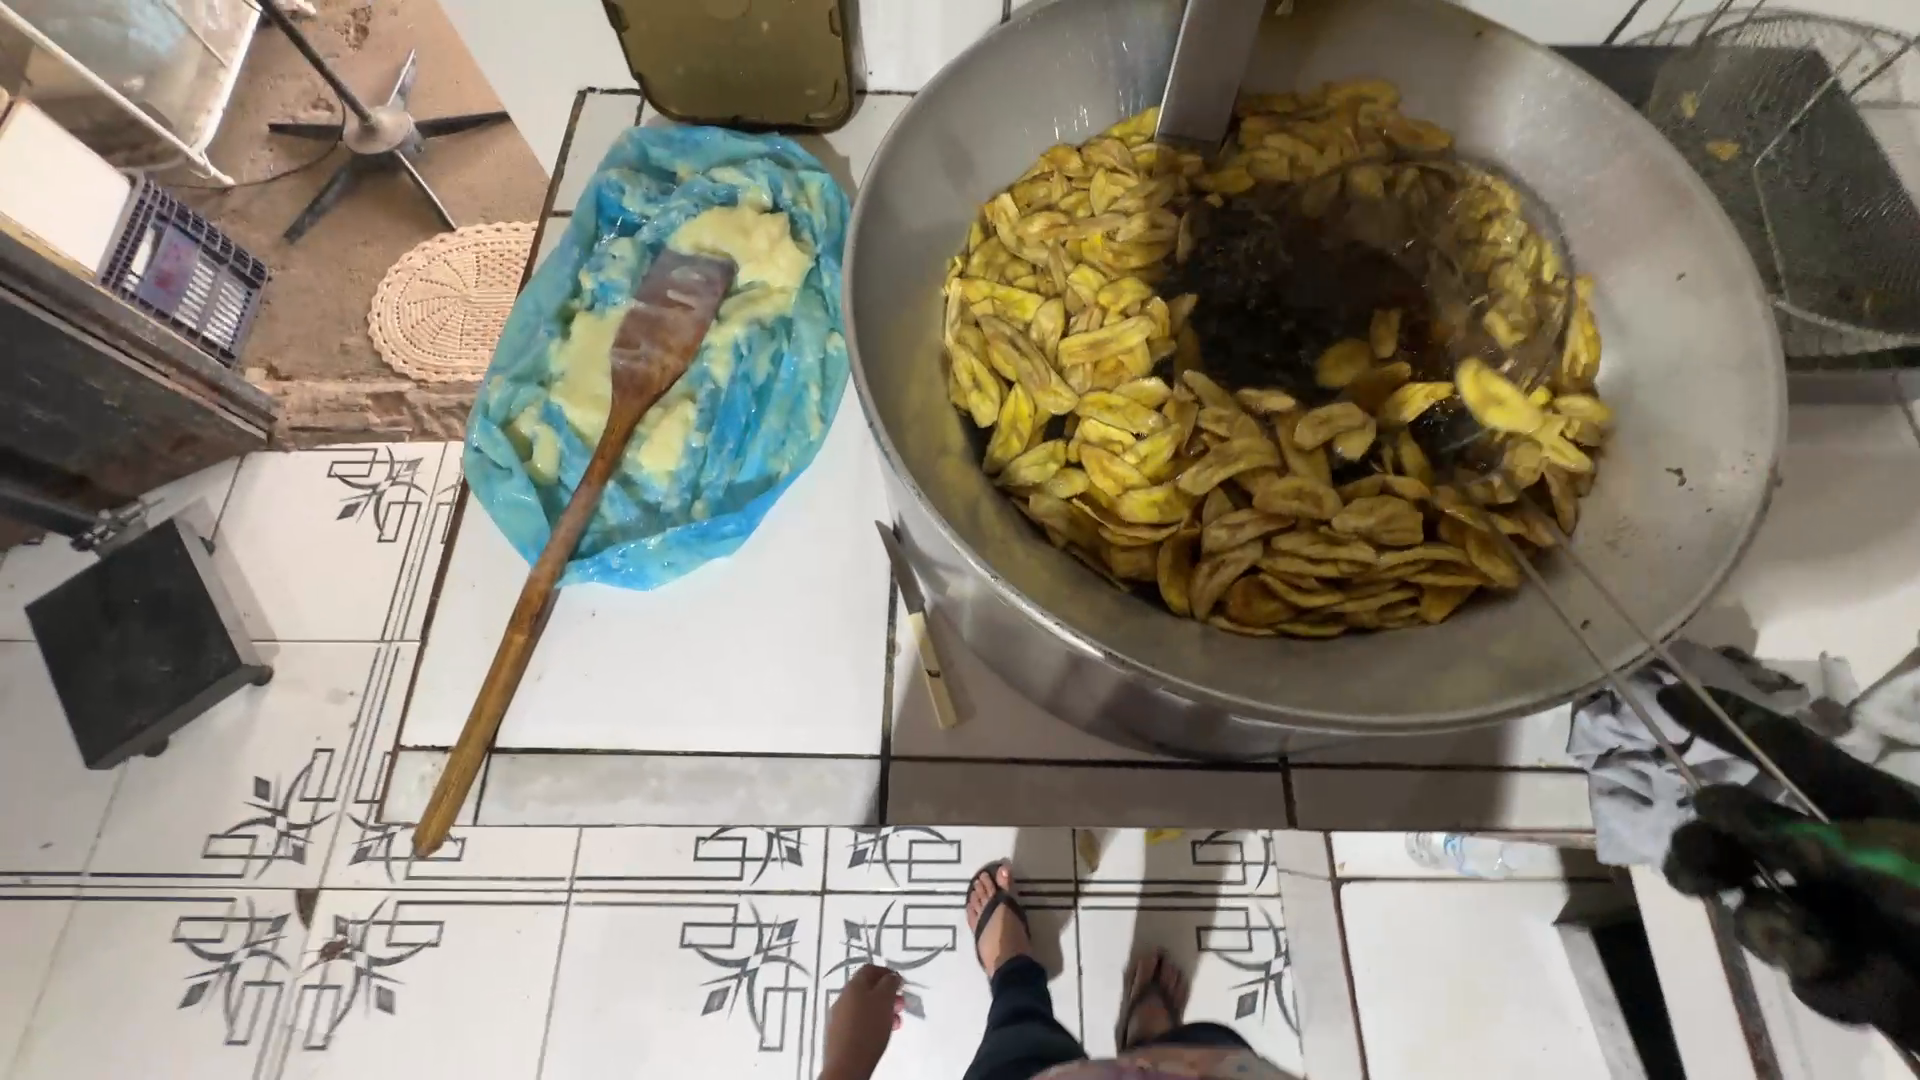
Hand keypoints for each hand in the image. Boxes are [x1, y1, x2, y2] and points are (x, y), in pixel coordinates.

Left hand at [821, 964, 904, 1079]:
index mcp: (853, 985)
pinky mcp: (838, 1035)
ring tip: (895, 1024)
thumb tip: (892, 976)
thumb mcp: (885, 1000)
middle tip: (901, 1005)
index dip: (887, 973)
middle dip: (887, 995)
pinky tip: (880, 1035)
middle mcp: (843, 997)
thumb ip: (890, 983)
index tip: (901, 984)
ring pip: (864, 1007)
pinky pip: (858, 1022)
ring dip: (882, 1011)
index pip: (870, 969)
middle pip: (868, 989)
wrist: (846, 1066)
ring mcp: (839, 1017)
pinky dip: (871, 1024)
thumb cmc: (868, 1028)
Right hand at [1657, 682, 1919, 1051]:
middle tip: (1693, 869)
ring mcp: (1854, 921)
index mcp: (1877, 815)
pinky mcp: (1861, 982)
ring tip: (1801, 945)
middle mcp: (1850, 859)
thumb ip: (1797, 832)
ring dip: (1769, 922)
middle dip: (1705, 850)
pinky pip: (1805, 972)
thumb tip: (1709, 801)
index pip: (1788, 752)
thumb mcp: (1893, 860)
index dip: (1727, 722)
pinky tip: (1865, 985)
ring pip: (1756, 904)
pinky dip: (1827, 978)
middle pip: (1740, 836)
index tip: (1664, 695)